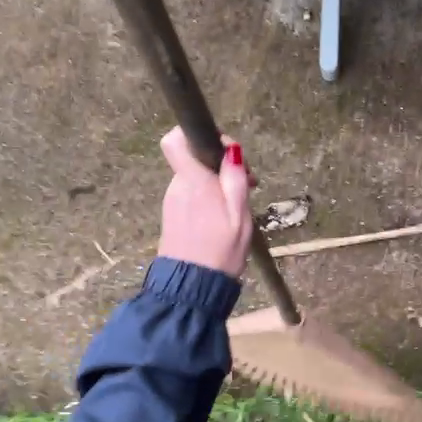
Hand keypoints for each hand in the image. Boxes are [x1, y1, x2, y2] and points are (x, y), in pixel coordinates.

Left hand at [155, 126, 251, 276]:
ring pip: (195, 177)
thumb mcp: (239, 215)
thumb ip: (234, 180)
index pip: (175, 140)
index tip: (226, 151)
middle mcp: (177, 186)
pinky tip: (224, 217)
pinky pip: (192, 194)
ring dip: (217, 183)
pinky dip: (209, 197)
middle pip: (194, 158)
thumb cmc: (221, 250)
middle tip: (248, 184)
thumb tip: (231, 150)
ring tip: (239, 205)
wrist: (193, 287)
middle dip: (220, 164)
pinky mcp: (173, 214)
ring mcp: (172, 201)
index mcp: (193, 182)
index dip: (197, 134)